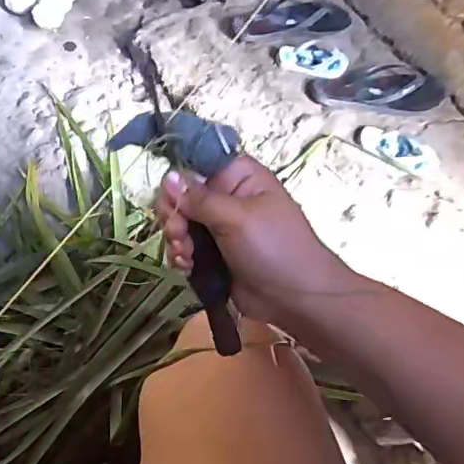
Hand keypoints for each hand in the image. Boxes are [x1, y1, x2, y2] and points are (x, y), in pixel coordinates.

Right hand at [156, 156, 367, 327]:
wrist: (295, 298)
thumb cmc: (274, 248)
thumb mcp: (237, 217)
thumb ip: (199, 198)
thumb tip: (168, 177)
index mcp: (238, 177)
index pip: (195, 165)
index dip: (179, 182)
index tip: (174, 204)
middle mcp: (225, 197)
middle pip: (181, 196)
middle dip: (175, 217)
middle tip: (180, 236)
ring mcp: (218, 227)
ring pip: (179, 223)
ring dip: (176, 240)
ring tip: (186, 257)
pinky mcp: (212, 253)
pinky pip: (184, 247)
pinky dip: (181, 256)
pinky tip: (187, 267)